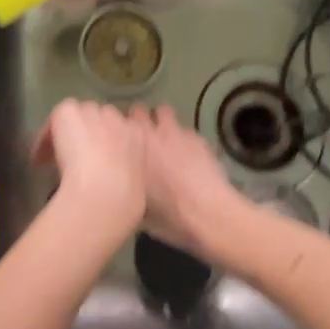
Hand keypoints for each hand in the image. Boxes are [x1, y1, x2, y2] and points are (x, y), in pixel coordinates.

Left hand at [31, 99, 145, 232]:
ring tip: (57, 155)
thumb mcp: (137, 187)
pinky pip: (56, 118)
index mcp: (137, 136)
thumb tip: (119, 188)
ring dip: (70, 132)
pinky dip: (46, 135)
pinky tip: (40, 156)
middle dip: (89, 134)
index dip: (107, 143)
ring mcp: (92, 113)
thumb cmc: (125, 200)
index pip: (122, 129)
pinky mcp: (69, 112)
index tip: (98, 160)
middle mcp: (116, 119)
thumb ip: (128, 177)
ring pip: (77, 115)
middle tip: (78, 157)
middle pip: (100, 117)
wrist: (105, 193)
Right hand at [133, 105, 249, 257]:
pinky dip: (184, 139)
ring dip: (162, 121)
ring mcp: (176, 132)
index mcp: (133, 151)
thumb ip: (131, 189)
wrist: (210, 215)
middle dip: (140, 119)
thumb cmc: (171, 218)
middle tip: (143, 135)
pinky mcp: (197, 137)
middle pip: (139, 109)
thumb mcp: (140, 213)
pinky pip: (185, 130)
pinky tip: (190, 155)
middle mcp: (151, 134)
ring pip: (163, 111)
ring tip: (165, 138)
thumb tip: (129, 187)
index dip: (121, 130)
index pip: (118, 123)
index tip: (122, 140)